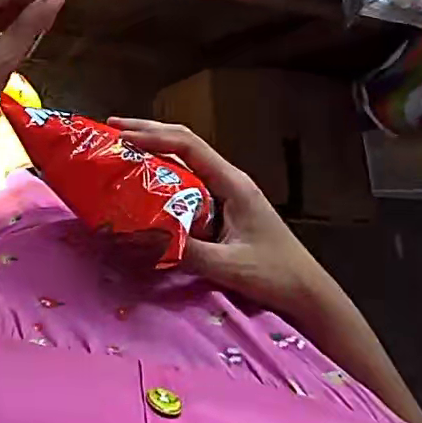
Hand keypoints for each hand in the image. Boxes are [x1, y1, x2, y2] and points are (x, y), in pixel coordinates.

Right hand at [109, 118, 335, 316]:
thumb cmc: (275, 275)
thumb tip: (143, 237)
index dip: (152, 136)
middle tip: (112, 129)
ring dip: (154, 148)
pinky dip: (164, 171)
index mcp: (232, 182)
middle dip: (148, 132)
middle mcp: (228, 179)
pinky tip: (146, 180)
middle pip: (184, 143)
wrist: (309, 293)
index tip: (121, 136)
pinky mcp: (224, 206)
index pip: (187, 145)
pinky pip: (189, 179)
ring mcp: (227, 191)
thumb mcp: (229, 265)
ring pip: (185, 159)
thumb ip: (187, 251)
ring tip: (122, 147)